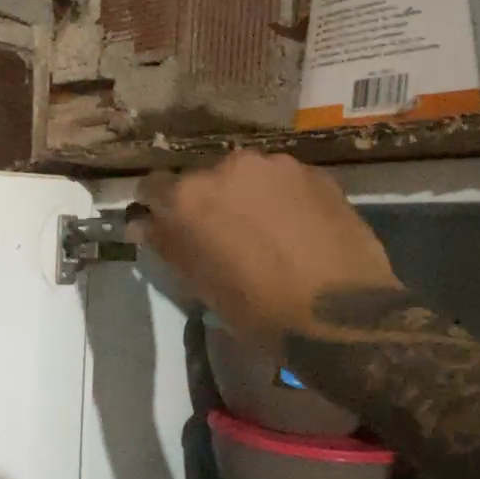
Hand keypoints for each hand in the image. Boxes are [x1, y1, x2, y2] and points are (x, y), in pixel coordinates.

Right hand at [135, 150, 398, 344]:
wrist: (338, 313)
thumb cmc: (255, 307)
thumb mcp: (198, 283)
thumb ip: (166, 244)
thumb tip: (142, 223)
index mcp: (189, 196)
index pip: (153, 186)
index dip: (156, 207)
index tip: (164, 226)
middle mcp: (228, 167)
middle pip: (203, 179)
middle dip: (206, 202)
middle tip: (219, 237)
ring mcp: (276, 166)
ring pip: (246, 177)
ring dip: (245, 197)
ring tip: (261, 233)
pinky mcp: (316, 172)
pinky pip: (283, 181)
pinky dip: (280, 199)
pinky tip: (294, 231)